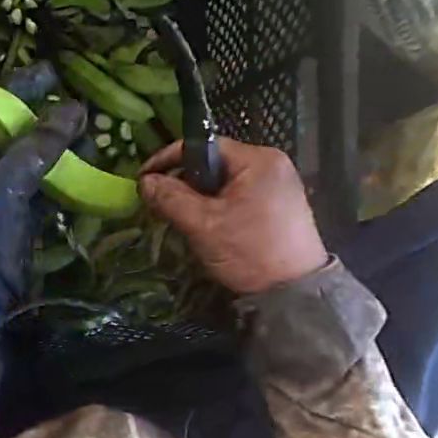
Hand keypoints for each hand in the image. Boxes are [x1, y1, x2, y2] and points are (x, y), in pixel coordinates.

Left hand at [0, 101, 86, 326]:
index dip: (22, 87)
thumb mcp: (8, 184)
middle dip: (51, 119)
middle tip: (85, 111)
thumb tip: (75, 110)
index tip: (54, 75)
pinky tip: (88, 172)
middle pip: (20, 131)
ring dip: (64, 149)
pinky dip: (65, 179)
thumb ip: (38, 146)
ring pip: (36, 159)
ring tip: (93, 139)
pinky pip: (45, 187)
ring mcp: (3, 192)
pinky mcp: (21, 215)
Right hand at [140, 138, 327, 295]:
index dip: (169, 160)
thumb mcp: (202, 225)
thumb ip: (170, 198)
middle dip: (184, 180)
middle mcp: (272, 164)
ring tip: (180, 215)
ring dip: (199, 195)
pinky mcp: (280, 205)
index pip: (204, 145)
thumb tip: (145, 181)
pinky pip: (239, 195)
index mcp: (257, 160)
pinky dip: (218, 205)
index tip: (145, 179)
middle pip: (214, 162)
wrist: (293, 292)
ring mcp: (279, 185)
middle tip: (160, 201)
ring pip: (225, 181)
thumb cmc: (248, 252)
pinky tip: (207, 224)